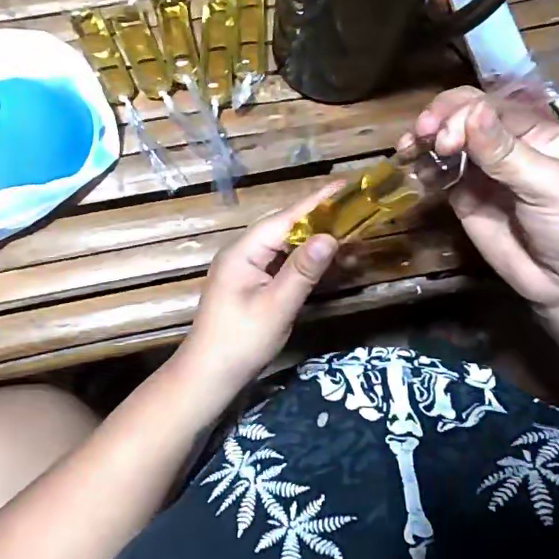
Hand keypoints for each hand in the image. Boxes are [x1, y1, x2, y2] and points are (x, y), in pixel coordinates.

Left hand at [174, 182, 344, 385]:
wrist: (209, 374)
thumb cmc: (241, 340)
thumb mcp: (276, 305)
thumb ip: (302, 270)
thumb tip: (329, 237)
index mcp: (242, 252)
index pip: (284, 218)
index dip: (315, 202)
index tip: (342, 185)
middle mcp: (240, 253)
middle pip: (282, 227)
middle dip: (315, 216)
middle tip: (350, 206)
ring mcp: (243, 269)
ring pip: (281, 245)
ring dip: (309, 238)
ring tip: (343, 227)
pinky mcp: (248, 284)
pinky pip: (277, 262)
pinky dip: (300, 259)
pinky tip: (320, 259)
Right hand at [412, 86, 558, 312]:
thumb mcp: (551, 186)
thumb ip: (506, 152)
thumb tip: (470, 110)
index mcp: (535, 133)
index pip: (488, 108)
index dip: (460, 115)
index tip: (444, 139)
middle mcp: (506, 146)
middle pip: (463, 118)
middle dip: (438, 121)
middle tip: (419, 137)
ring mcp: (484, 174)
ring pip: (447, 145)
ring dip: (424, 142)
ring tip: (406, 151)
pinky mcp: (466, 200)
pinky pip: (440, 177)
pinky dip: (424, 170)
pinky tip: (414, 174)